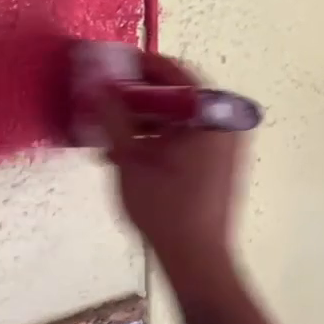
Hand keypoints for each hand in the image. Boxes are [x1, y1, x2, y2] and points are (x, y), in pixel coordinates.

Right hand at [96, 52, 245, 267]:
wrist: (196, 258)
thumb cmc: (165, 207)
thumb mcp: (130, 157)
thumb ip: (113, 115)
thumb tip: (97, 85)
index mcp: (212, 115)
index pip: (175, 72)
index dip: (139, 65)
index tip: (109, 66)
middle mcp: (225, 123)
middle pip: (177, 95)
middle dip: (137, 96)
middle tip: (104, 99)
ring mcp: (225, 146)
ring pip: (178, 118)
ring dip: (142, 119)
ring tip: (108, 132)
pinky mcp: (218, 165)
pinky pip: (185, 137)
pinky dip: (157, 138)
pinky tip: (125, 153)